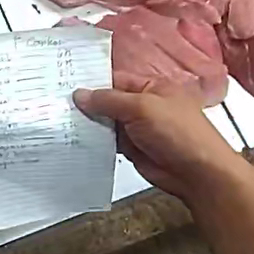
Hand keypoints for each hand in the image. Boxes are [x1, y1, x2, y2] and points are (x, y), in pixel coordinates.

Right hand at [74, 82, 249, 199]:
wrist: (198, 173)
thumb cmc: (178, 133)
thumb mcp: (141, 108)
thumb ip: (109, 100)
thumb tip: (80, 94)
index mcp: (151, 86)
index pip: (114, 80)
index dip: (91, 82)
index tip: (64, 85)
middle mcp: (143, 105)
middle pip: (107, 101)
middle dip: (86, 104)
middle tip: (56, 103)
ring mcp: (136, 127)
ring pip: (105, 122)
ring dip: (88, 124)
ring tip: (59, 121)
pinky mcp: (131, 147)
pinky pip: (107, 141)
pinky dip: (93, 141)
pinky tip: (74, 139)